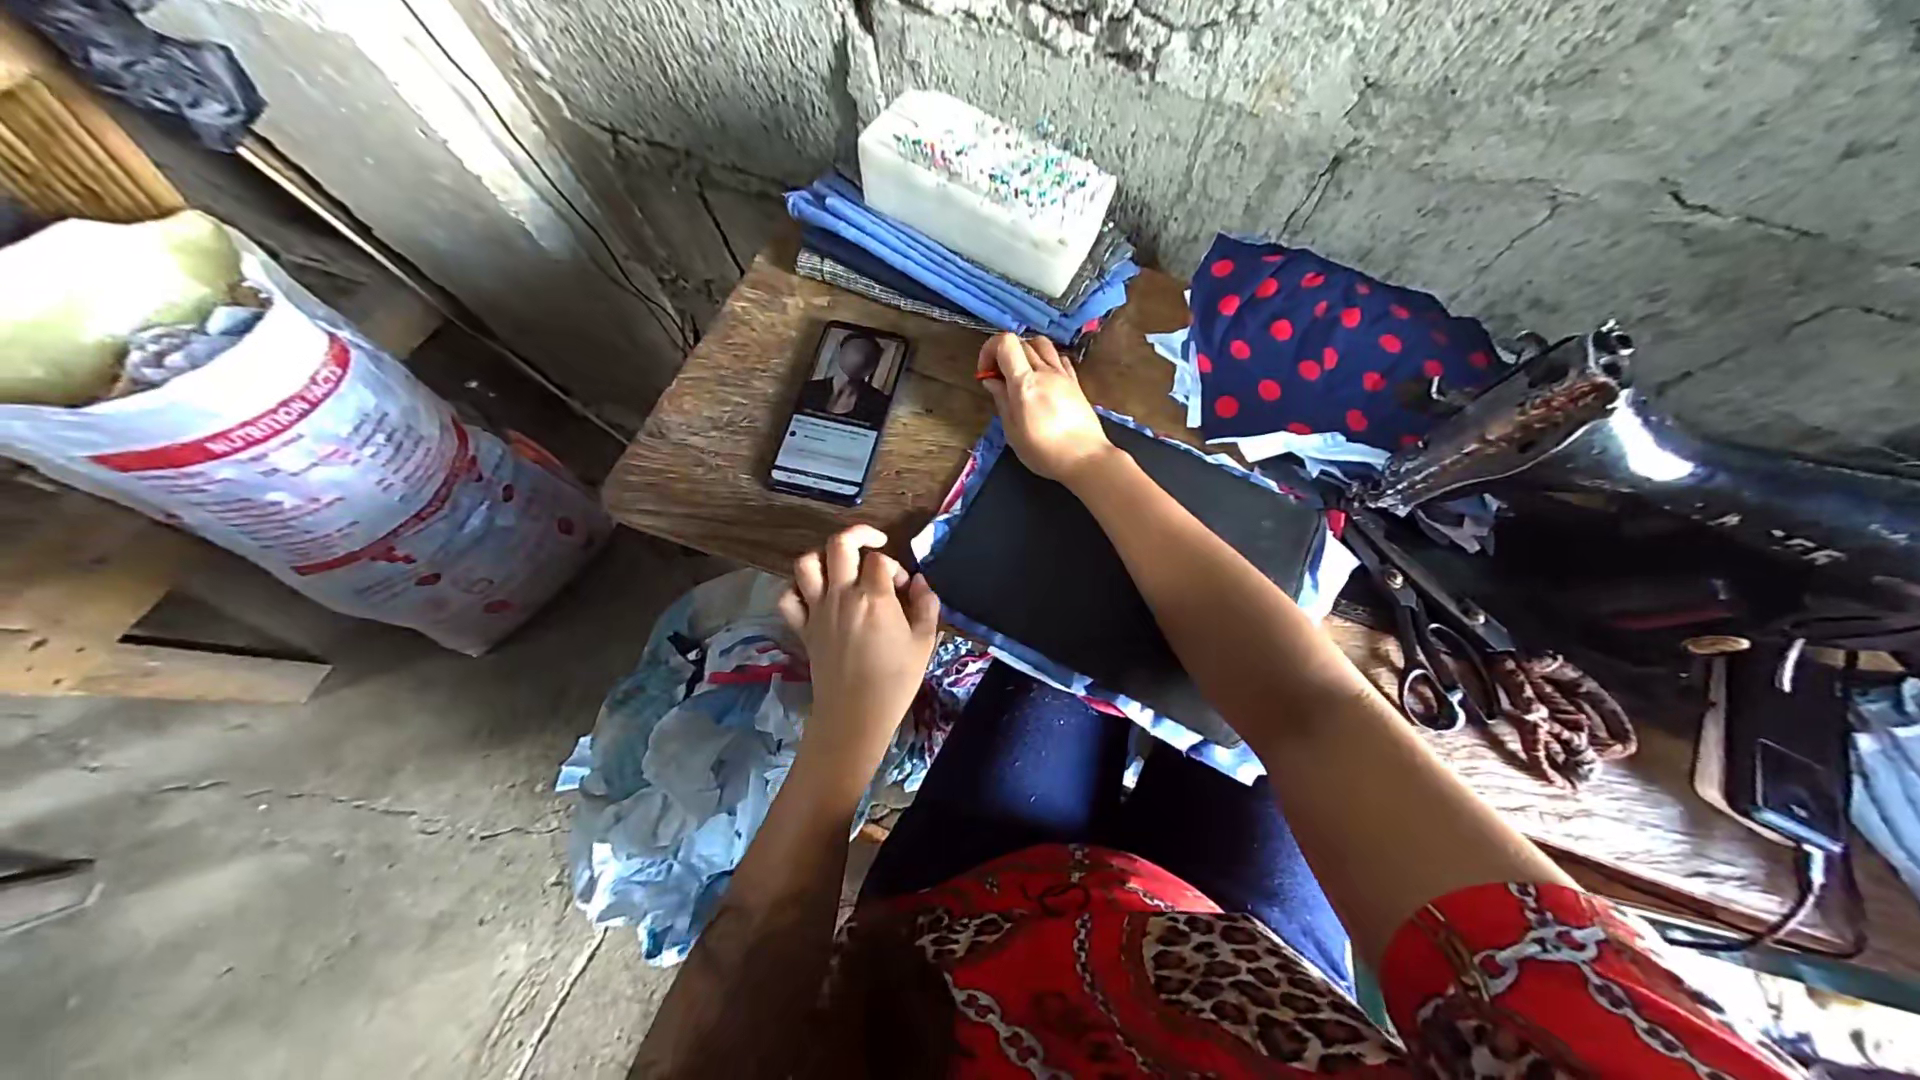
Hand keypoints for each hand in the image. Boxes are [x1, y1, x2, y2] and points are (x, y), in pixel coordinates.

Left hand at [777, 525, 940, 770]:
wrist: (856, 713)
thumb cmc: (895, 679)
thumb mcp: (924, 642)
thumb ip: (926, 605)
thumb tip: (920, 582)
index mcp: (875, 597)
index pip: (880, 559)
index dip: (895, 566)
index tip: (903, 587)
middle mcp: (842, 595)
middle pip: (840, 545)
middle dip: (859, 534)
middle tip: (875, 543)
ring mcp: (818, 610)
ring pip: (806, 563)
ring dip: (823, 556)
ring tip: (841, 565)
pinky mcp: (803, 628)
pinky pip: (788, 598)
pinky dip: (796, 589)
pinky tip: (814, 594)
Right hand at [977, 332, 1116, 485]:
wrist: (1085, 458)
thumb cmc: (1044, 451)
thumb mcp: (1012, 431)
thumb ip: (1001, 400)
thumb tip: (992, 380)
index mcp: (1024, 383)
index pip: (1005, 343)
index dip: (989, 350)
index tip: (986, 373)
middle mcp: (1044, 371)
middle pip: (1021, 342)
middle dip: (1004, 355)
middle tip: (999, 379)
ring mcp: (1062, 375)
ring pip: (1042, 344)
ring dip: (1026, 352)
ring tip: (1021, 374)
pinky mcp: (1075, 382)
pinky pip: (1058, 358)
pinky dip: (1045, 360)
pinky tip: (1042, 379)